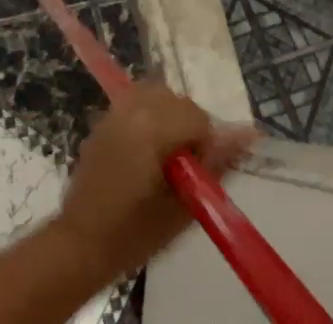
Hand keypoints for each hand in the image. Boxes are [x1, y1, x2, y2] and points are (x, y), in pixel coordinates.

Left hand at [54, 81, 260, 278]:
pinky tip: (147, 152)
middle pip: (175, 99)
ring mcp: (111, 113)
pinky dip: (148, 117)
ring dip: (169, 117)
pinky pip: (133, 103)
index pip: (196, 116)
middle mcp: (129, 110)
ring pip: (153, 94)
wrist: (83, 239)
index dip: (207, 144)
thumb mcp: (185, 205)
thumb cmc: (136, 231)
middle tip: (187, 167)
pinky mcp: (101, 122)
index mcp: (149, 128)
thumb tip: (249, 133)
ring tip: (168, 156)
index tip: (200, 174)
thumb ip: (216, 163)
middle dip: (189, 126)